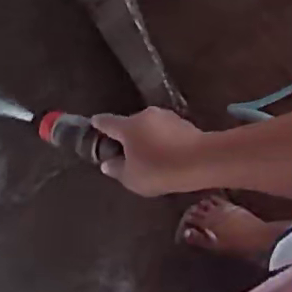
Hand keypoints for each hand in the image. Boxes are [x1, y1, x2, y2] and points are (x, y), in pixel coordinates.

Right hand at [91, 107, 207, 195]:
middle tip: (124, 153)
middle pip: (130, 124)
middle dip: (126, 136)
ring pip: (149, 126)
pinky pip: (164, 130)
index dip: (100, 123)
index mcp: (129, 126)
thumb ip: (116, 168)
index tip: (94, 122)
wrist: (197, 159)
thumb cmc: (158, 169)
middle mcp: (147, 114)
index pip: (109, 122)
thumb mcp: (131, 177)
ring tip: (147, 158)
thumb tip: (108, 162)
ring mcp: (166, 115)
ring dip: (145, 137)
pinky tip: (164, 155)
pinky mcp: (182, 121)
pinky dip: (160, 139)